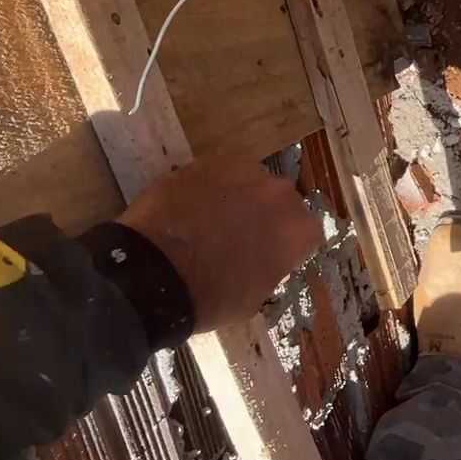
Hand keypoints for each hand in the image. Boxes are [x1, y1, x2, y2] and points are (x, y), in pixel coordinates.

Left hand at [117, 159, 320, 331]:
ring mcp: (245, 172)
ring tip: (209, 221)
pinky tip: (189, 210)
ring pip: (250, 184)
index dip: (287, 245)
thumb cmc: (211, 296)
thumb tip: (264, 260)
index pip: (306, 233)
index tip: (270, 256)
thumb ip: (271, 268)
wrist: (153, 274)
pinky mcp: (209, 162)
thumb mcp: (255, 297)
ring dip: (239, 199)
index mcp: (298, 230)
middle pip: (281, 202)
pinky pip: (217, 175)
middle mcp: (280, 193)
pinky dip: (209, 189)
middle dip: (265, 216)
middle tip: (238, 238)